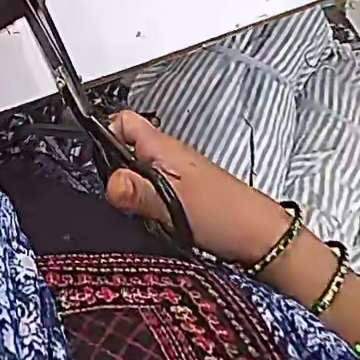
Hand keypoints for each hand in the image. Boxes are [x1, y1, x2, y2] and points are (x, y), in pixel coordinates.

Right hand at [103, 111, 293, 265]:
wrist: (261, 238)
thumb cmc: (226, 215)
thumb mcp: (172, 205)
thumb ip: (136, 192)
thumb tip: (108, 183)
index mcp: (162, 146)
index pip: (122, 120)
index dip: (105, 134)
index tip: (98, 163)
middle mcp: (168, 155)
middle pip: (125, 149)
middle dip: (115, 172)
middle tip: (121, 197)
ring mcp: (175, 174)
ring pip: (138, 172)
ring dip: (133, 192)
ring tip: (141, 213)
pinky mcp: (182, 193)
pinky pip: (152, 189)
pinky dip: (147, 204)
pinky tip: (155, 221)